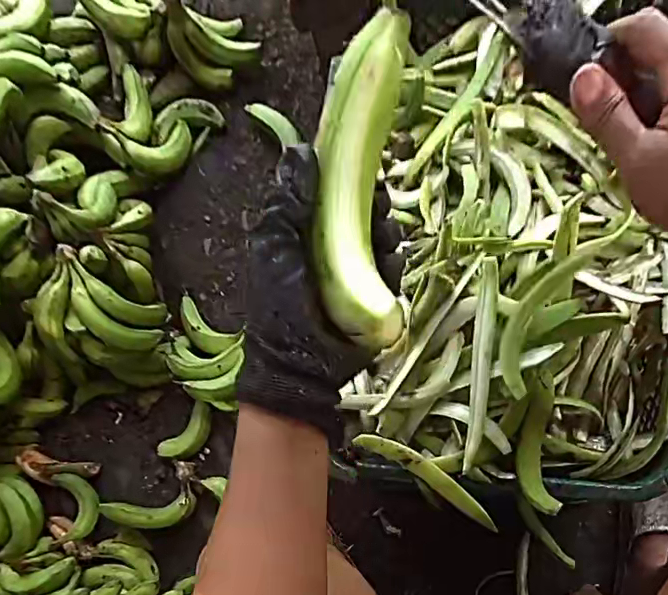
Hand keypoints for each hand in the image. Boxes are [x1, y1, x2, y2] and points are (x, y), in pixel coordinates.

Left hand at [235, 144, 378, 442]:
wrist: (301, 367)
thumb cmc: (279, 309)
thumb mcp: (273, 249)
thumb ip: (287, 204)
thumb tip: (300, 152)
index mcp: (306, 233)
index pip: (330, 194)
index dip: (345, 177)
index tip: (355, 165)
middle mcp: (335, 249)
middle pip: (363, 212)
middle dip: (372, 202)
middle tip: (376, 200)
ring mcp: (360, 274)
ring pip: (383, 238)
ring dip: (386, 230)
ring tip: (383, 234)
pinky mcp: (379, 297)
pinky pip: (393, 271)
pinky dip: (394, 261)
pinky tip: (390, 258)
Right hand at [569, 10, 667, 258]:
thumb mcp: (636, 160)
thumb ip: (607, 115)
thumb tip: (583, 78)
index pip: (646, 27)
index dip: (611, 43)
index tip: (593, 75)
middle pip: (666, 57)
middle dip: (634, 85)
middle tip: (615, 127)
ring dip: (658, 106)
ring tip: (645, 150)